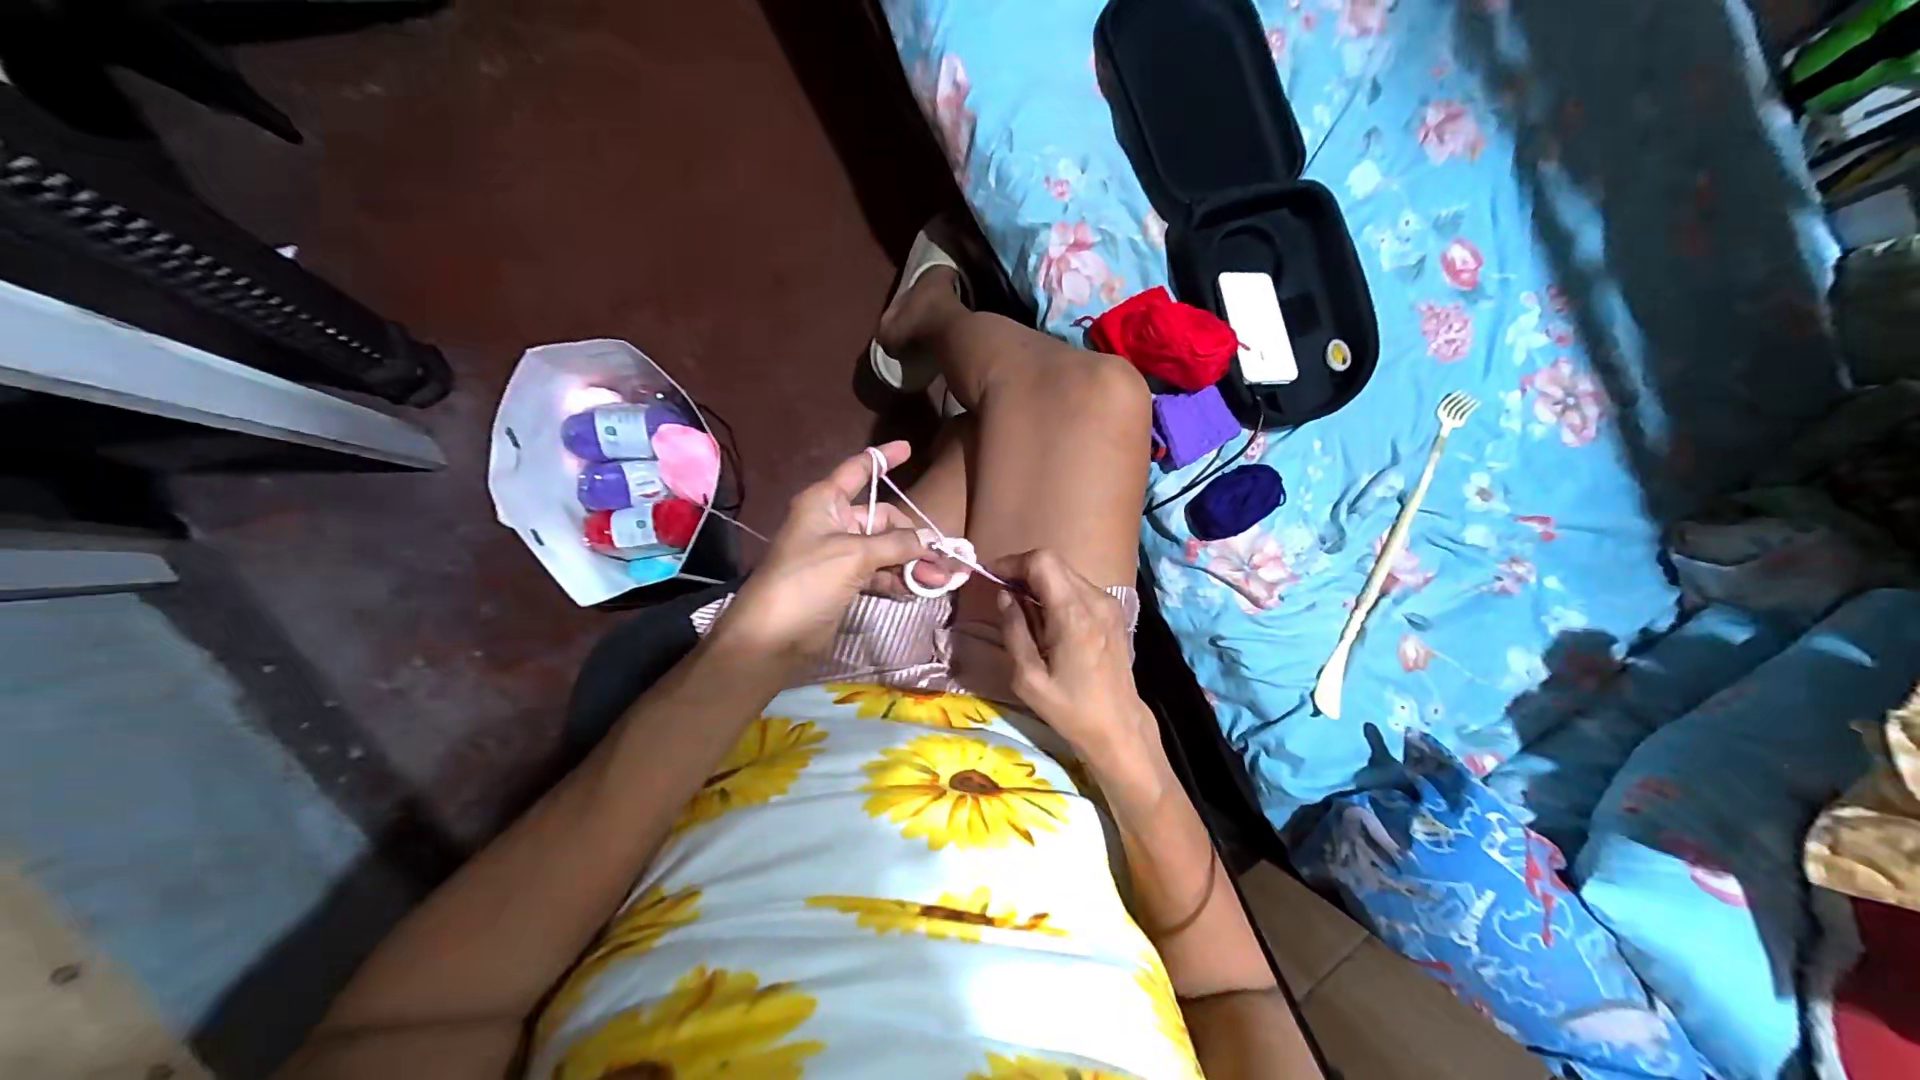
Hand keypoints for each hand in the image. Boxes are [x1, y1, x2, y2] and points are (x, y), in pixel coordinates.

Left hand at [714, 442, 956, 664]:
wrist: (773, 635)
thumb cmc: (807, 580)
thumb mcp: (854, 555)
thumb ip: (895, 544)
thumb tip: (928, 541)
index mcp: (825, 502)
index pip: (858, 469)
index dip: (883, 458)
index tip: (909, 448)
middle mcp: (832, 522)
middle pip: (881, 517)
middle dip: (912, 535)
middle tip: (941, 556)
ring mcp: (838, 554)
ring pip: (883, 549)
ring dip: (911, 562)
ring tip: (940, 578)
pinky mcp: (843, 582)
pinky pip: (878, 572)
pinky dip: (897, 579)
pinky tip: (919, 589)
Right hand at [994, 549, 1161, 770]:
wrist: (1118, 727)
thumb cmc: (1070, 708)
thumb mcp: (1028, 678)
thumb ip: (1013, 631)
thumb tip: (1003, 596)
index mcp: (1073, 614)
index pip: (1041, 562)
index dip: (1012, 563)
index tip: (991, 576)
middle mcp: (1095, 600)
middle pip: (1053, 562)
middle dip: (1023, 571)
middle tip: (1001, 592)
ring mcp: (1108, 604)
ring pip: (1066, 573)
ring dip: (1039, 581)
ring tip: (1021, 608)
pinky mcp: (1113, 612)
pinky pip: (1078, 587)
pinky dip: (1056, 592)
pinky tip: (1046, 618)